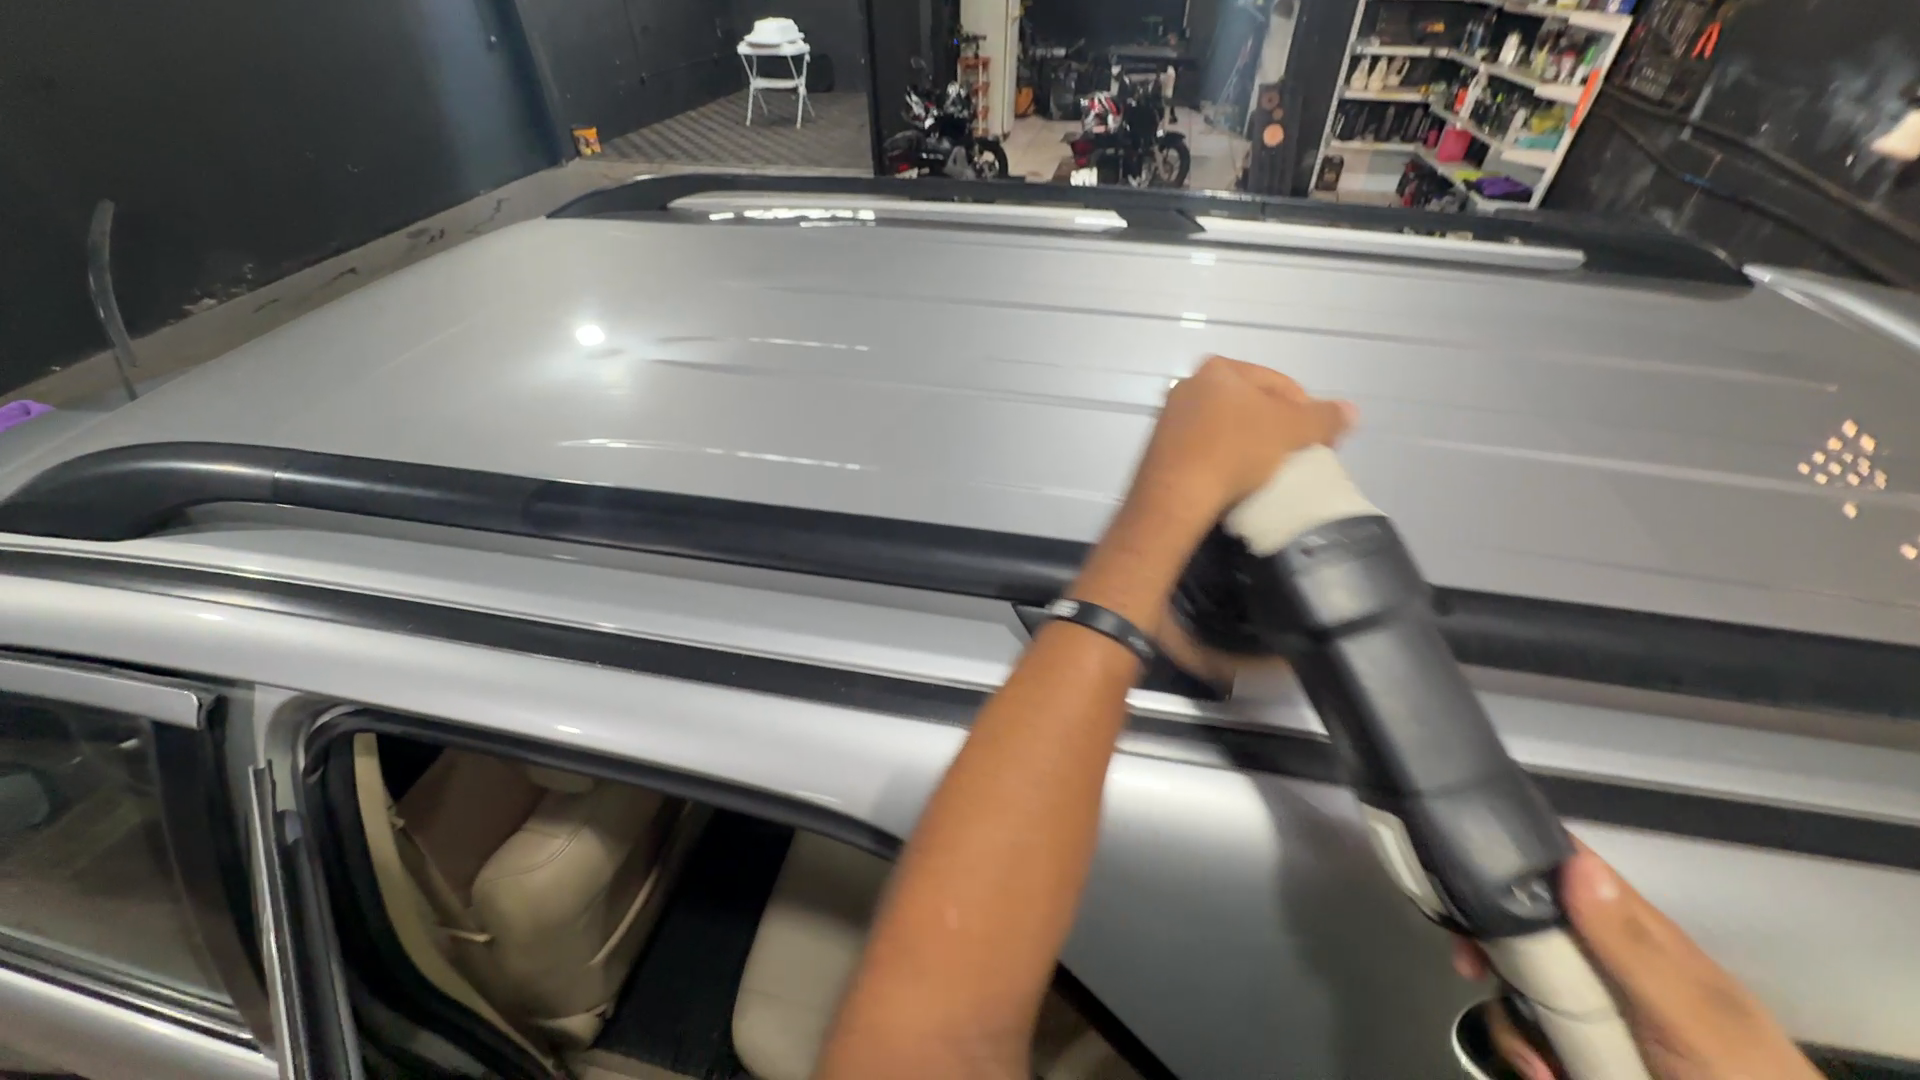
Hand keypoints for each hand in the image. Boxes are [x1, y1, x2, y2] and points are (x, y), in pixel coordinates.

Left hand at [1130, 356, 1354, 528]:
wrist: (1174, 496)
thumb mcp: (1290, 431)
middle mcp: (1189, 385)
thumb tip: (1351, 411)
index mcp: (1219, 369)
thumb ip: (1324, 418)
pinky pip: (1204, 449)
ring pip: (1227, 428)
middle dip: (1277, 428)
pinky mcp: (1160, 449)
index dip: (1308, 412)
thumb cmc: (1235, 451)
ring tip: (1269, 471)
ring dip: (1250, 445)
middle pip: (1251, 405)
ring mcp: (1170, 417)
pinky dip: (1224, 460)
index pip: (1280, 384)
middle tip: (1296, 457)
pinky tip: (1236, 480)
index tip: (1321, 443)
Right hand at [1454, 845, 1821, 1079]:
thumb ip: (1632, 945)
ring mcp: (1593, 1006)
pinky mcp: (1581, 1046)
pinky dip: (1522, 1051)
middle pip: (1521, 925)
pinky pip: (1527, 1031)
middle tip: (1468, 969)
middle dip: (1487, 947)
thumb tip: (1575, 861)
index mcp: (1632, 932)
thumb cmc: (1744, 1078)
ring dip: (1507, 1016)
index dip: (1509, 858)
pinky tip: (1543, 1075)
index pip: (1562, 866)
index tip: (1461, 876)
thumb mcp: (1692, 1015)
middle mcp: (1604, 960)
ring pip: (1516, 981)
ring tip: (1532, 1061)